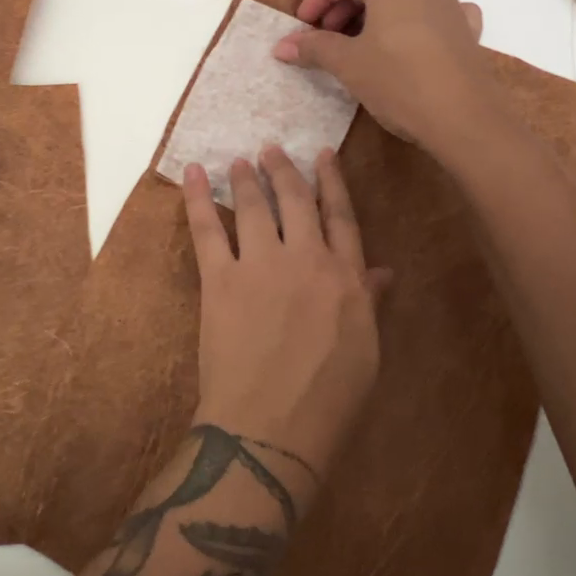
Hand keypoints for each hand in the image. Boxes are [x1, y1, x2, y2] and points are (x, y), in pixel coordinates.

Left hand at [185, 146, 387, 475]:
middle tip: (272, 149)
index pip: (342, 217)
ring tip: (240, 159)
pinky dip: (197, 198)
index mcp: (347, 278)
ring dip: (246, 178)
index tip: (324, 154)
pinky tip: (193, 172)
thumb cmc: (329, 401)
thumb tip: (382, 273)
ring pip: (254, 206)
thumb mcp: (366, 352)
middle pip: (296, 201)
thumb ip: (369, 304)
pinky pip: (207, 228)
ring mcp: (261, 264)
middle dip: (284, 170)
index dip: (332, 182)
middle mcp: (306, 259)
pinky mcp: (221, 278)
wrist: (273, 426)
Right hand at [273, 0, 496, 152]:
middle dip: (346, 3)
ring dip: (383, 5)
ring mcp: (451, 4)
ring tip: (367, 34)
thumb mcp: (348, 64)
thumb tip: (281, 45)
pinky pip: (442, 9)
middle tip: (327, 35)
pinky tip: (416, 38)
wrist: (464, 119)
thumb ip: (314, 48)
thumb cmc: (399, 82)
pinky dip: (422, 17)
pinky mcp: (467, 30)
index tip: (303, 25)